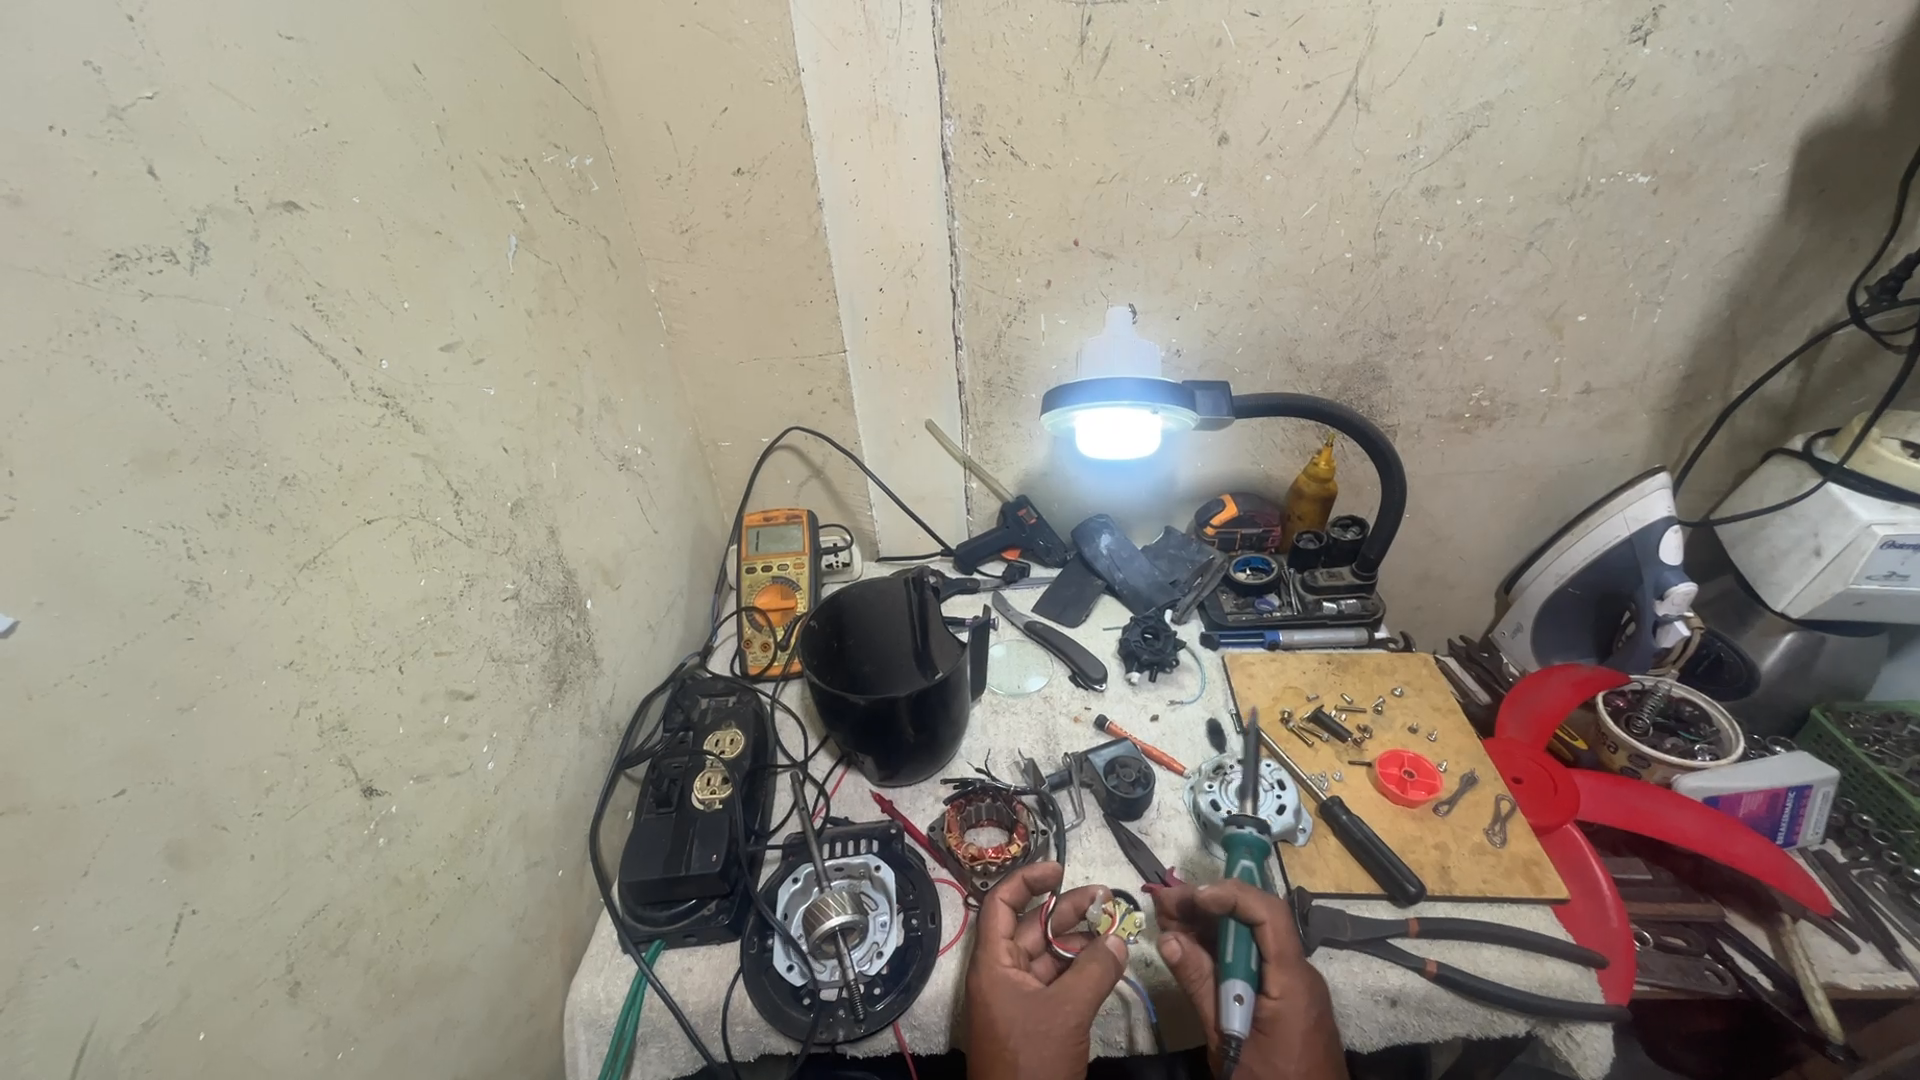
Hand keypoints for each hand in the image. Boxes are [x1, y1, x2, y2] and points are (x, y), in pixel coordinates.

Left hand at [964, 862, 1130, 1079]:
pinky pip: (1058, 982)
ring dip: (1079, 939)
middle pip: (1031, 926)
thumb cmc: (1031, 1064)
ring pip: (1049, 954)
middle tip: (1105, 896)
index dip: (1027, 880)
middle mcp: (1003, 973)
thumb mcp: (1065, 1013)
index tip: (1060, 870)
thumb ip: (1093, 971)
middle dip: (1066, 908)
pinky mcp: (1037, 1021)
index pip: (1001, 903)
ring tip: (1113, 925)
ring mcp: (1019, 998)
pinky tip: (1107, 959)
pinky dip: (1081, 969)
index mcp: (993, 963)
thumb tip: (1117, 938)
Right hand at [1152, 881, 1346, 1079]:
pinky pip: (1252, 959)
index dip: (1231, 895)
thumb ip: (1200, 986)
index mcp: (1292, 982)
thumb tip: (1167, 938)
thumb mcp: (1227, 1043)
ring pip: (1250, 937)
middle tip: (1164, 904)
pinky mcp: (1283, 996)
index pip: (1269, 914)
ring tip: (1168, 920)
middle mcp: (1297, 973)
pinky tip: (1189, 945)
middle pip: (1254, 920)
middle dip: (1207, 906)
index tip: (1192, 898)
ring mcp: (1291, 984)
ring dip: (1208, 925)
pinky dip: (1219, 949)